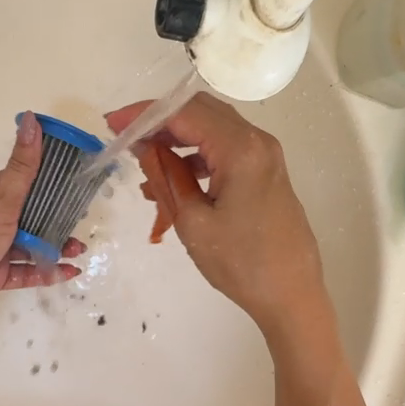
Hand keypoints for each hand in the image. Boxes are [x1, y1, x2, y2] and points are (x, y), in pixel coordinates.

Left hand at [0, 112, 85, 328]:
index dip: (47, 179)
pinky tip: (68, 272)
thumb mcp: (0, 201)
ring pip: (30, 245)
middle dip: (56, 219)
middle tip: (82, 222)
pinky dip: (46, 271)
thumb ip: (22, 168)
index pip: (20, 181)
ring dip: (55, 247)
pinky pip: (25, 272)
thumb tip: (32, 118)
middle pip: (29, 215)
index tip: (74, 181)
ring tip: (79, 251)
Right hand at [105, 94, 325, 338]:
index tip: (113, 124)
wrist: (291, 293)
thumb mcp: (192, 222)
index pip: (184, 112)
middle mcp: (257, 141)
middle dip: (160, 123)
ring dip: (177, 144)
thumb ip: (166, 177)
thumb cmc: (240, 264)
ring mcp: (265, 156)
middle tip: (125, 142)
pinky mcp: (265, 173)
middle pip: (201, 113)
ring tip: (146, 173)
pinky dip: (196, 161)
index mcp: (240, 149)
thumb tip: (145, 147)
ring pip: (212, 133)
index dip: (145, 114)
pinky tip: (173, 184)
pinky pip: (224, 153)